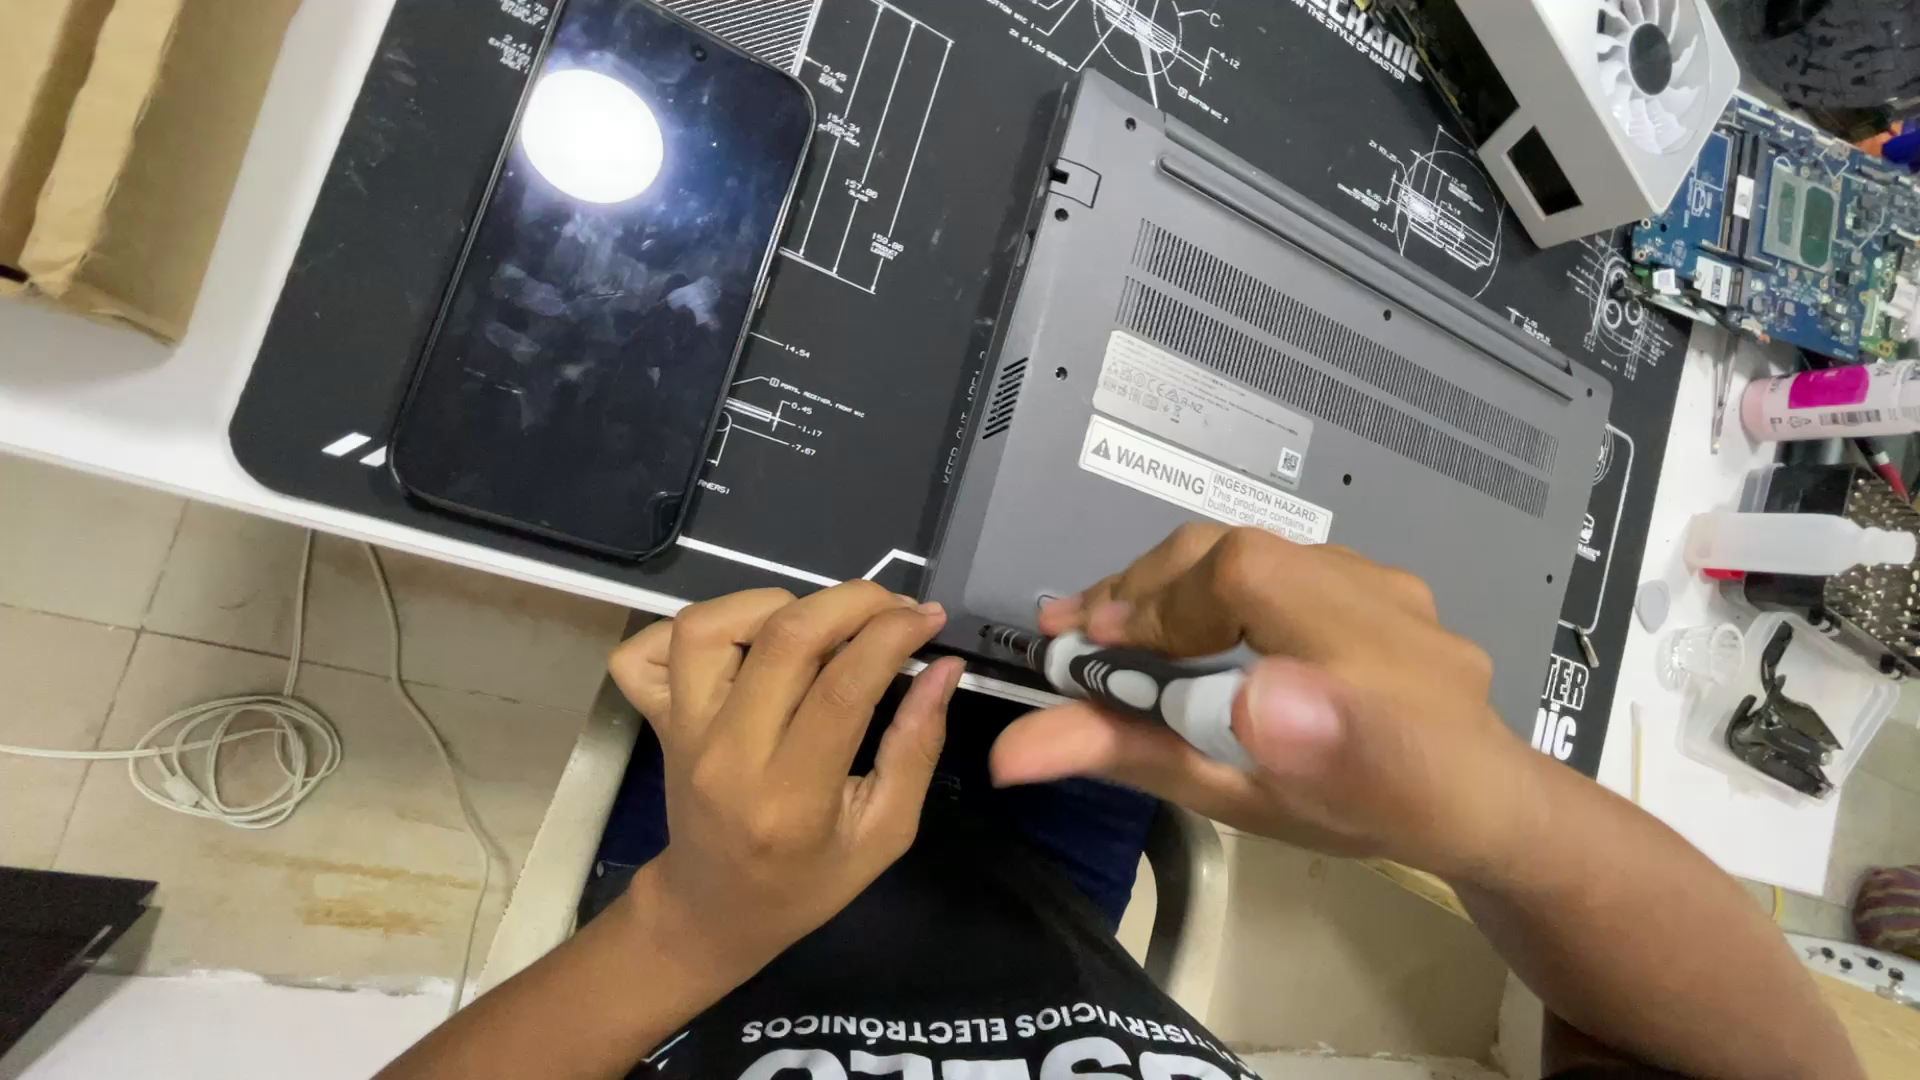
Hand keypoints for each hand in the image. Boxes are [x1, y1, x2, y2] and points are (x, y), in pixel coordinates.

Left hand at [608, 583, 964, 981]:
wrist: (711, 911)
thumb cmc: (806, 882)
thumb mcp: (886, 831)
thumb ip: (918, 746)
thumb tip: (944, 667)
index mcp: (790, 796)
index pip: (844, 686)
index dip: (894, 636)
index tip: (929, 619)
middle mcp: (726, 754)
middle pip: (784, 638)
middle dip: (852, 601)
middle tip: (891, 606)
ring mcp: (680, 730)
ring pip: (709, 625)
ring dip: (777, 604)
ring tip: (819, 624)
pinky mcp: (655, 718)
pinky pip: (648, 647)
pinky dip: (698, 626)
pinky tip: (744, 641)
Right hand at [991, 524, 1539, 880]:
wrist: (1481, 803)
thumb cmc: (1358, 815)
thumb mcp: (1238, 802)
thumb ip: (1135, 760)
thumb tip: (1011, 752)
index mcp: (1362, 667)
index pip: (1239, 578)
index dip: (1152, 602)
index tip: (1086, 645)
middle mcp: (1383, 604)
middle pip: (1235, 553)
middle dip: (1142, 587)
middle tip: (1074, 630)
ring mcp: (1387, 582)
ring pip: (1253, 551)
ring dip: (1171, 583)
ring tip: (1115, 623)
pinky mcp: (1379, 577)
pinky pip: (1280, 560)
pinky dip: (1215, 582)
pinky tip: (1189, 620)